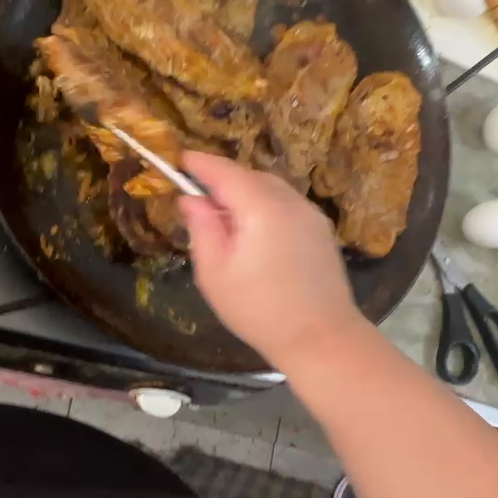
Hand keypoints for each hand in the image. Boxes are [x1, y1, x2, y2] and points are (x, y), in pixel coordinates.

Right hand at [178, 151, 366, 366]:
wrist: (320, 338)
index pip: (224, 171)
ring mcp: (310, 214)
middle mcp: (290, 201)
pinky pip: (285, 204)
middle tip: (196, 200)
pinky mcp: (320, 230)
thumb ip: (201, 227)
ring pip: (269, 188)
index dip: (198, 163)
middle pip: (249, 176)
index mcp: (261, 207)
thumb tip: (191, 199)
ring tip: (223, 221)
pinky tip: (253, 235)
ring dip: (243, 194)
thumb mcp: (214, 272)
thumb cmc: (258, 309)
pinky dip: (263, 206)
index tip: (177, 159)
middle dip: (221, 180)